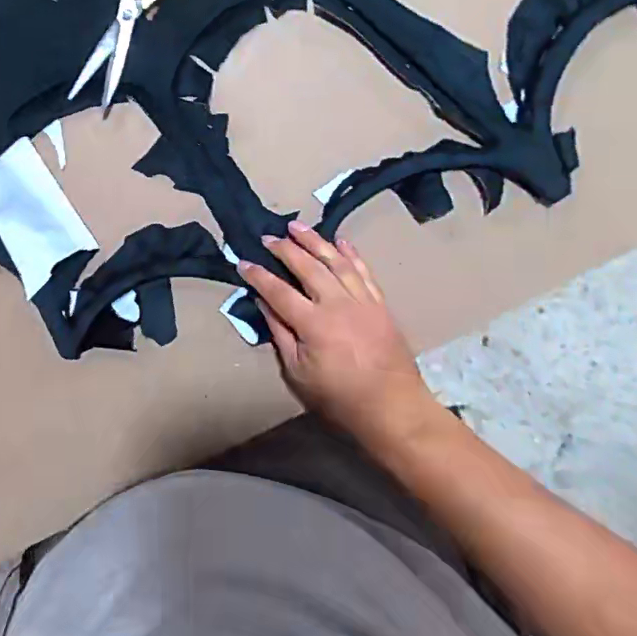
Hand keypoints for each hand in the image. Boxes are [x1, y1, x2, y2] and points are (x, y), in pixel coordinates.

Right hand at [236, 221, 437, 441]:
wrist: (393, 409)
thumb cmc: (339, 397)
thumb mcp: (297, 372)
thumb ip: (280, 333)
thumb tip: (263, 302)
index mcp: (313, 323)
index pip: (277, 291)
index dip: (258, 275)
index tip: (242, 262)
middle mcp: (337, 304)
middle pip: (307, 267)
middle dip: (284, 249)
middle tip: (268, 238)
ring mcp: (362, 302)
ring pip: (336, 262)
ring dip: (315, 241)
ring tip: (297, 226)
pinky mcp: (380, 305)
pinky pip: (363, 272)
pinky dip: (351, 254)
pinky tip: (340, 241)